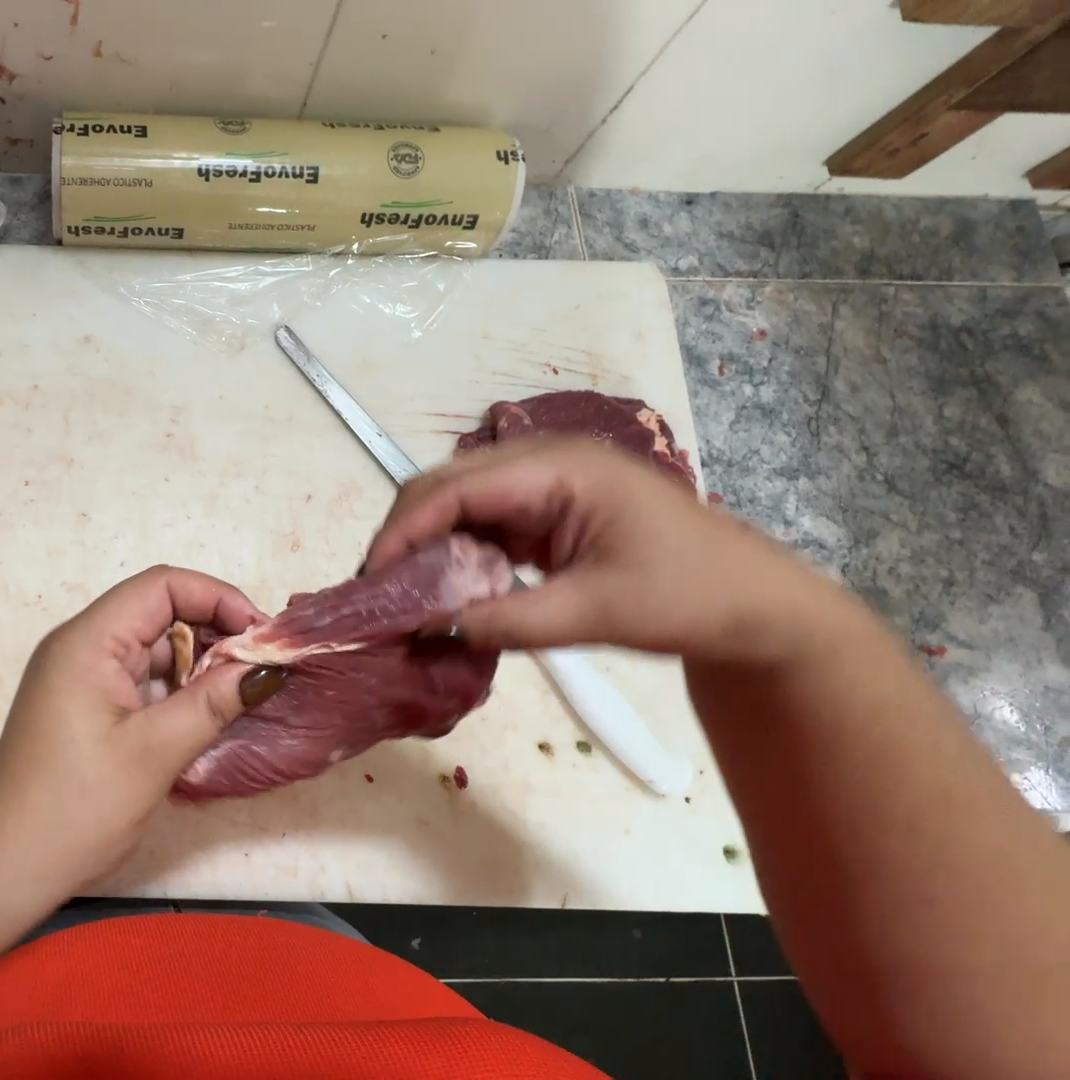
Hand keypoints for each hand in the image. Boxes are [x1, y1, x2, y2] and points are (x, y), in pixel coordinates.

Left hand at [0, 566, 276, 901]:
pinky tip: (208, 714)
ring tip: (242, 693)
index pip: (161, 585)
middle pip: (158, 612)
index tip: (261, 636)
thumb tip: (270, 667)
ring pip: (153, 647)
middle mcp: (82, 646)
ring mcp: (81, 676)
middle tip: (261, 669)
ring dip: (199, 664)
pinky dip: (177, 689)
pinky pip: (141, 679)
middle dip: (214, 631)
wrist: (5, 867)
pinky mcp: (87, 705)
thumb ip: (214, 703)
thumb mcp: (154, 753)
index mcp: (88, 641)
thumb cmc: (75, 808)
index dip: (217, 597)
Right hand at [366, 438, 849, 663]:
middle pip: (445, 486)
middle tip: (377, 588)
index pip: (454, 488)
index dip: (405, 530)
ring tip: (401, 591)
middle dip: (405, 534)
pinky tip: (444, 588)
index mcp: (558, 468)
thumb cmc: (691, 599)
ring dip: (426, 545)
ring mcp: (545, 484)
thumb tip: (425, 627)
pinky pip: (482, 525)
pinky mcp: (546, 511)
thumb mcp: (594, 613)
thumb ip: (504, 619)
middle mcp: (543, 462)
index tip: (372, 579)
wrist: (762, 610)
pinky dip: (455, 555)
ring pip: (457, 504)